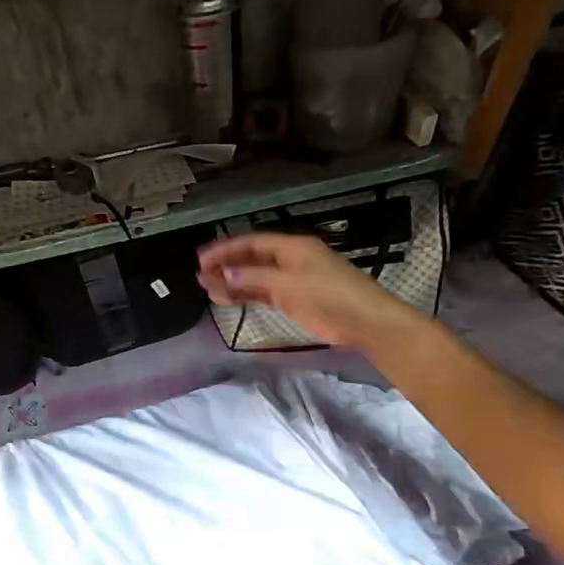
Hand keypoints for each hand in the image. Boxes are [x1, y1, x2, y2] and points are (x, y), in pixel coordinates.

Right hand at [198, 232, 417, 348]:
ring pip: (254, 278)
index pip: (252, 243)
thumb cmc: (329, 294)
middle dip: (226, 266)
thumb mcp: (288, 283)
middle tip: (200, 275)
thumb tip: (224, 273)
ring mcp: (290, 280)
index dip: (226, 249)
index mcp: (292, 247)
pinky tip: (227, 299)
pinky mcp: (292, 299)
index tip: (202, 259)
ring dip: (231, 282)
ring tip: (207, 289)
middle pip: (251, 259)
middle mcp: (289, 260)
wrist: (363, 321)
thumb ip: (254, 277)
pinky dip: (245, 295)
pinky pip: (262, 293)